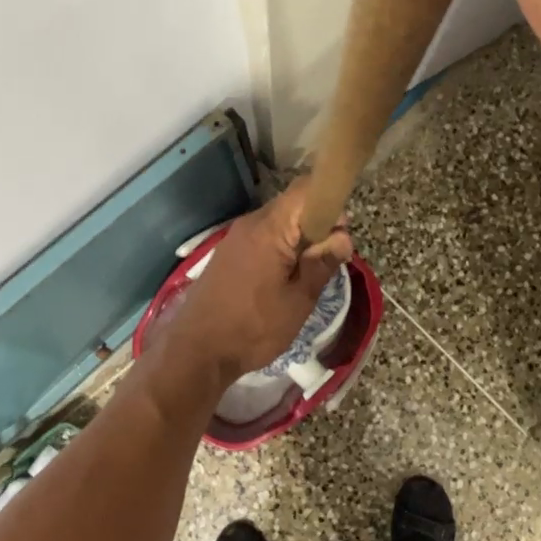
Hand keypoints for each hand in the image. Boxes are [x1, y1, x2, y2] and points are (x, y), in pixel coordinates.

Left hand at [154, 182, 353, 384]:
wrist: (197, 351)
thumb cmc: (253, 328)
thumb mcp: (298, 301)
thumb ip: (321, 264)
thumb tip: (343, 238)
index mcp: (270, 229)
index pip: (306, 189)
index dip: (330, 203)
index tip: (340, 235)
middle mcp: (250, 224)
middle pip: (293, 206)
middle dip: (317, 226)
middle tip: (328, 261)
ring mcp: (235, 238)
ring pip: (278, 224)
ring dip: (298, 240)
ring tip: (308, 276)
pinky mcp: (228, 254)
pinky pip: (262, 239)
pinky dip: (280, 250)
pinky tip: (284, 280)